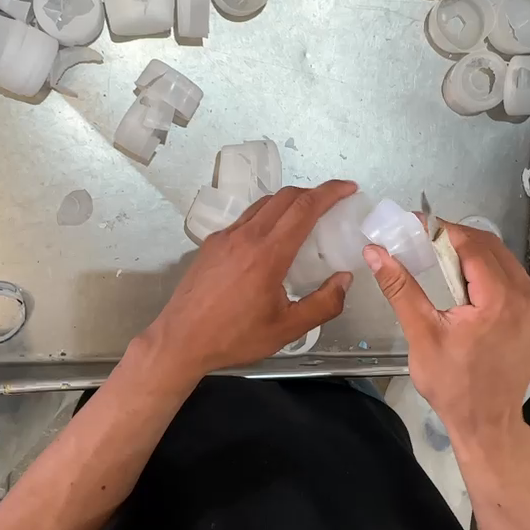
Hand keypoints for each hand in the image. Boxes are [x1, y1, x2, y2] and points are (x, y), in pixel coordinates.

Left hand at [138, 180, 358, 378]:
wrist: (181, 341)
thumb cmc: (234, 337)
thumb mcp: (287, 329)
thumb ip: (323, 304)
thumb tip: (344, 280)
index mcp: (268, 254)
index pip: (304, 208)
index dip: (330, 192)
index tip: (348, 189)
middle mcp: (246, 237)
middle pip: (285, 197)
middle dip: (312, 192)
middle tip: (332, 203)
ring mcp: (225, 238)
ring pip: (262, 205)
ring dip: (288, 203)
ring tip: (304, 218)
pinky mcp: (211, 245)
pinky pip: (244, 219)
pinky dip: (266, 217)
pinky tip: (270, 240)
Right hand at [365, 222, 529, 443]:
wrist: (488, 423)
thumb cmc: (452, 384)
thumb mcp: (422, 334)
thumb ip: (401, 288)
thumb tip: (376, 253)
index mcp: (499, 299)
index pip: (471, 245)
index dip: (440, 230)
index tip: (413, 225)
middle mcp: (525, 295)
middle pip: (489, 247)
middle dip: (454, 238)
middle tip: (420, 240)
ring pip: (502, 259)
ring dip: (470, 252)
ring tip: (436, 258)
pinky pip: (511, 277)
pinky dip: (485, 270)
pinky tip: (461, 281)